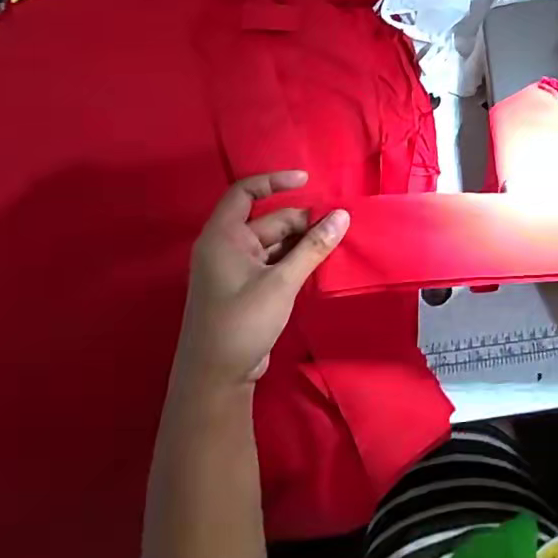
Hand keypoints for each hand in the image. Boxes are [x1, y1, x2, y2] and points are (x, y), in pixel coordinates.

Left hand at [178, 170, 348, 384]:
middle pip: (268, 220)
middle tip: (337, 226)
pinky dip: (296, 259)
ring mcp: (236, 268)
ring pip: (275, 242)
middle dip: (302, 221)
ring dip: (302, 242)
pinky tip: (319, 263)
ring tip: (335, 243)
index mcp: (222, 237)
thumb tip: (342, 216)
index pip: (245, 193)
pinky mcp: (247, 287)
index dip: (275, 181)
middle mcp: (227, 247)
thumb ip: (313, 247)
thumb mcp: (281, 282)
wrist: (215, 377)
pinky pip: (275, 261)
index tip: (307, 180)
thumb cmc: (241, 322)